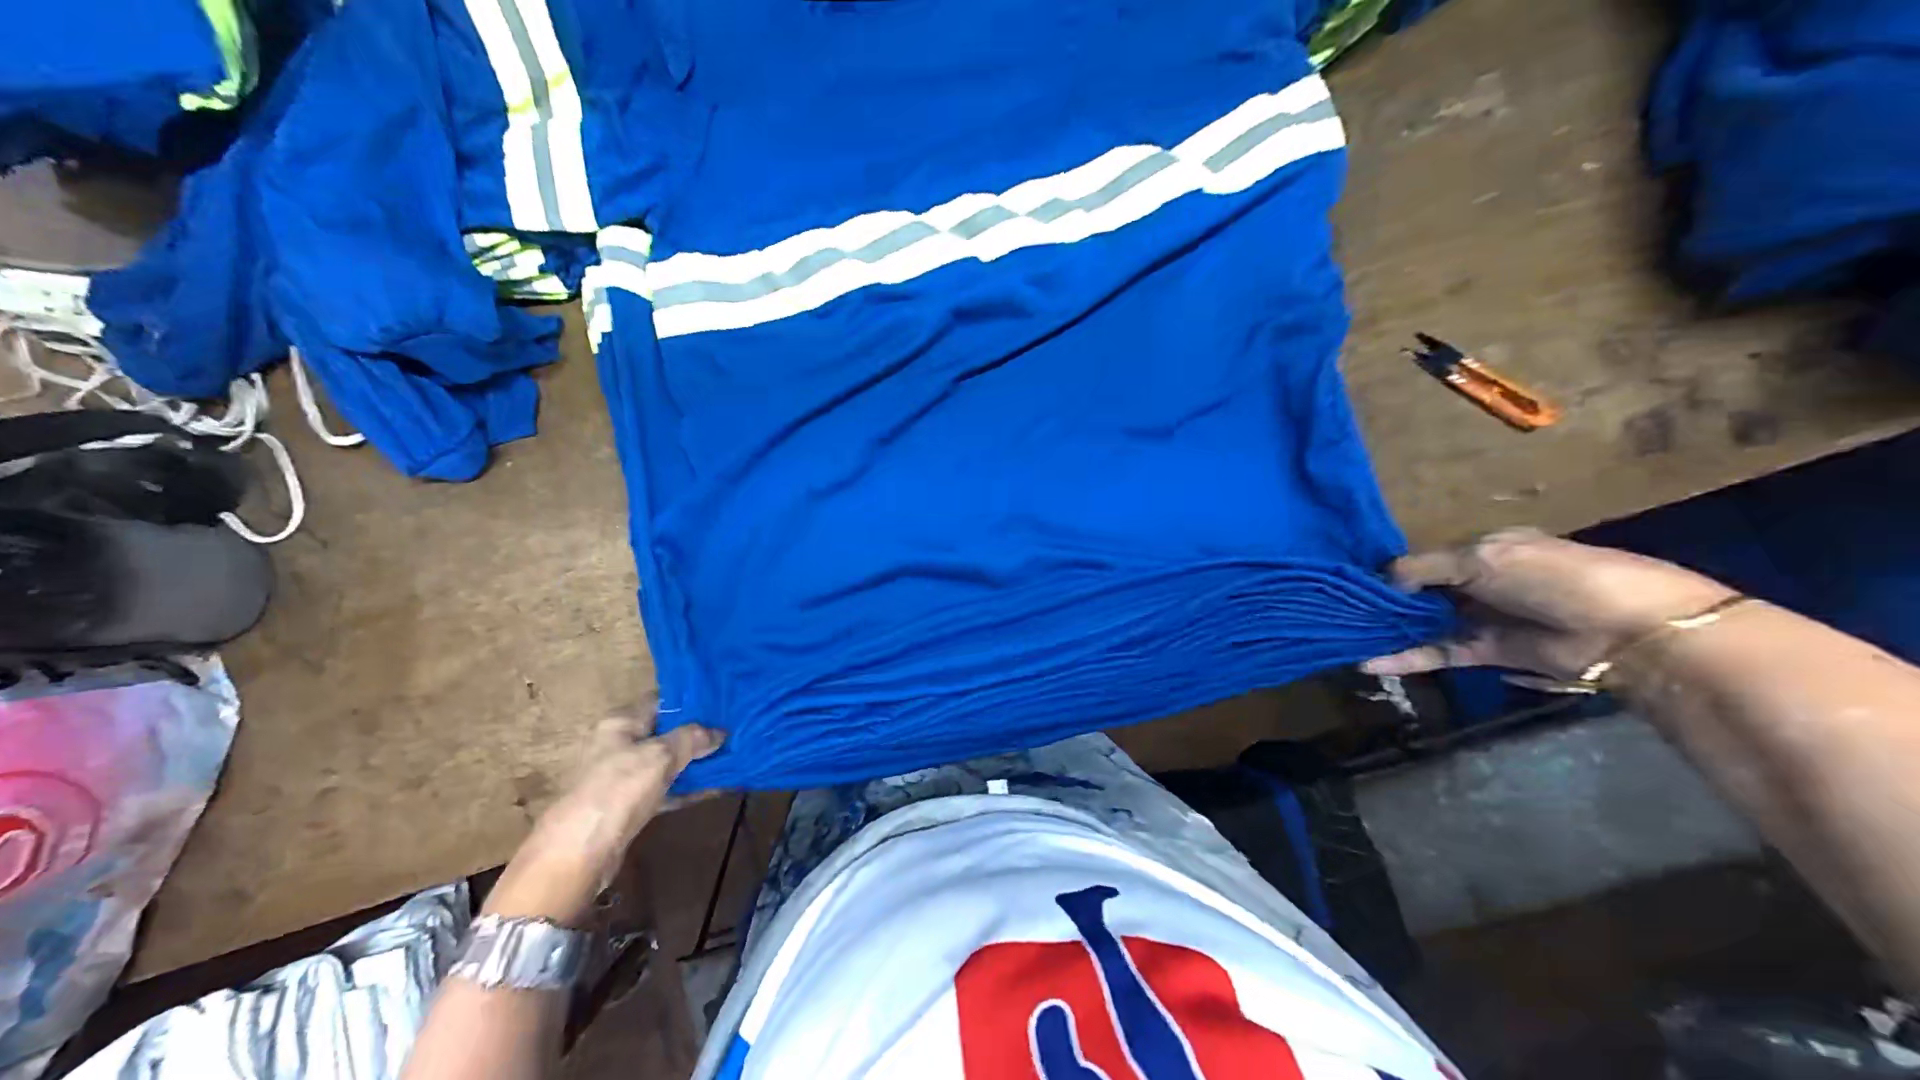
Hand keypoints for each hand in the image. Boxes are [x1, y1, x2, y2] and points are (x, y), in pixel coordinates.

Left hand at [483, 707, 724, 925]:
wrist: (581, 851)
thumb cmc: (618, 788)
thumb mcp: (661, 755)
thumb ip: (692, 738)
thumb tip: (719, 731)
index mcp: (620, 723)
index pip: (661, 701)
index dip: (691, 700)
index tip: (723, 701)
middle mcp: (620, 744)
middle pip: (666, 731)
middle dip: (698, 732)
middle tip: (734, 728)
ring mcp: (624, 776)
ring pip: (668, 761)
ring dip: (696, 760)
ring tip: (733, 753)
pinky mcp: (631, 805)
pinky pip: (667, 788)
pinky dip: (689, 786)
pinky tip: (719, 785)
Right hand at [1362, 527, 1737, 679]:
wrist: (1626, 627)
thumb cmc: (1550, 575)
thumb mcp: (1481, 558)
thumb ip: (1424, 570)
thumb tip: (1379, 581)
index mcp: (1484, 548)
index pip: (1425, 559)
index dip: (1390, 571)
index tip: (1351, 583)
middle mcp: (1482, 581)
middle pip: (1422, 593)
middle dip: (1384, 603)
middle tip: (1338, 613)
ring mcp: (1487, 618)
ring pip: (1427, 624)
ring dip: (1391, 631)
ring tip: (1345, 638)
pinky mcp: (1492, 652)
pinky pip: (1441, 652)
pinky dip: (1408, 657)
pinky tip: (1371, 662)